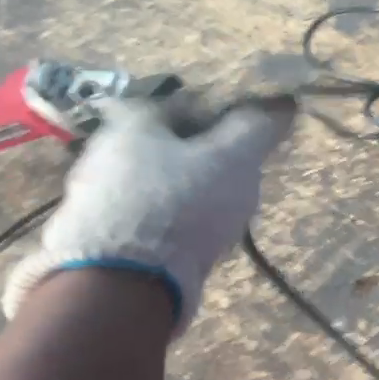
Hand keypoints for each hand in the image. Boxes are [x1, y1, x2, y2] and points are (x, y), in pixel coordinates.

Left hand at [2, 97, 295, 332]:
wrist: (123, 279)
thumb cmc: (181, 204)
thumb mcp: (234, 158)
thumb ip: (256, 127)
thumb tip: (282, 101)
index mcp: (132, 125)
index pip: (174, 100)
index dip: (211, 108)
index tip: (243, 127)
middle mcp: (104, 152)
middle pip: (161, 140)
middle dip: (200, 150)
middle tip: (240, 167)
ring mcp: (96, 196)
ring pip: (152, 177)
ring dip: (185, 184)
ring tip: (223, 204)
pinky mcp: (101, 233)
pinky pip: (144, 210)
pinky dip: (171, 214)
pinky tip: (195, 231)